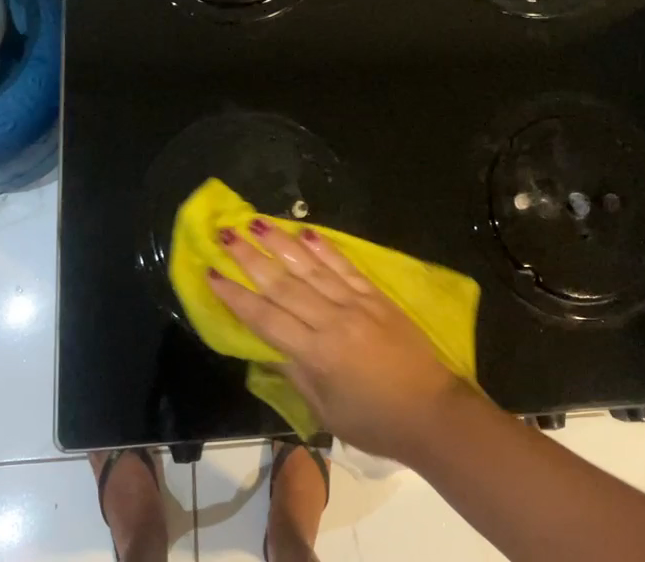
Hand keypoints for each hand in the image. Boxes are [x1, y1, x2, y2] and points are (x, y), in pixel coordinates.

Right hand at [208, 220, 477, 460]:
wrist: (433, 412)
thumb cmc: (375, 422)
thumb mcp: (326, 411)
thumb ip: (296, 374)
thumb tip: (270, 347)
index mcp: (316, 353)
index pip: (265, 318)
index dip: (235, 296)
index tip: (211, 274)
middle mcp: (332, 320)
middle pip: (283, 284)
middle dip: (250, 259)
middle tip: (225, 235)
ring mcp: (356, 304)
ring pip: (311, 268)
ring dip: (281, 244)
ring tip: (256, 222)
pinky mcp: (376, 296)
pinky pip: (345, 267)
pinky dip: (324, 248)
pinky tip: (305, 232)